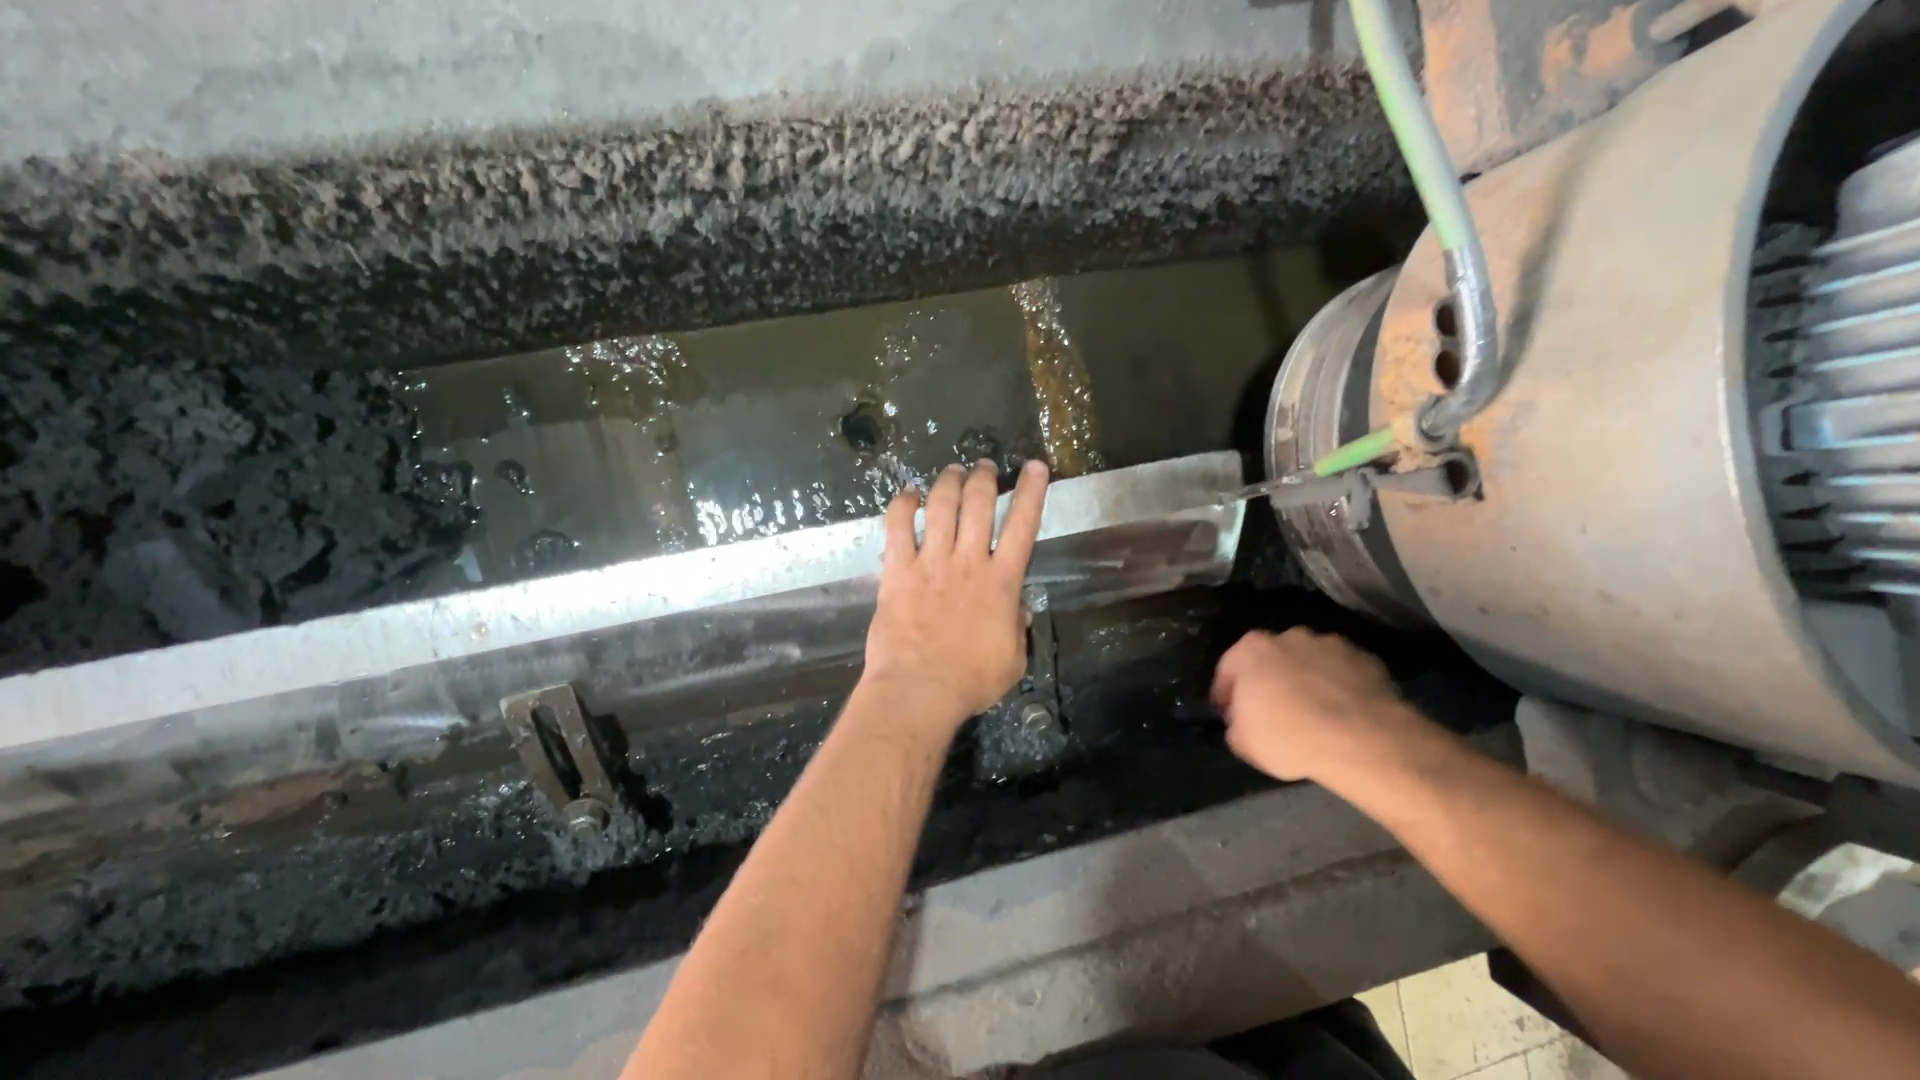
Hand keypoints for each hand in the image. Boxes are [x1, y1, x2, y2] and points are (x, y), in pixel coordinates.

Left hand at [862, 459, 1049, 730]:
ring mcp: (931, 562)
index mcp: (1003, 581)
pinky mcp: (897, 571)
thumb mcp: (1012, 660)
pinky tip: (908, 495)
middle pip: (980, 504)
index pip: (1024, 525)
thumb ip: (1017, 629)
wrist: (920, 689)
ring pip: (941, 506)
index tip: (1035, 466)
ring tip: (952, 470)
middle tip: (984, 466)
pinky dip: (902, 504)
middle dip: (985, 477)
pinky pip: (897, 526)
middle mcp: (969, 561)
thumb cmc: (971, 681)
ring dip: (948, 482)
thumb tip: (1018, 611)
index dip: (1033, 491)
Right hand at [1210, 628, 1433, 784]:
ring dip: (1306, 679)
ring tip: (1313, 711)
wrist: (1361, 740)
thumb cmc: (1290, 738)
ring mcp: (1331, 644)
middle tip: (1272, 711)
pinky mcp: (1365, 658)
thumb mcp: (1244, 743)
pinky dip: (1338, 685)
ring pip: (1310, 661)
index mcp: (1252, 650)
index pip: (1228, 668)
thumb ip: (1236, 725)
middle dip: (1269, 680)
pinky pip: (1342, 672)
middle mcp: (1290, 637)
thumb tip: (1241, 722)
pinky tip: (1342, 712)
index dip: (1226, 692)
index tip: (1229, 712)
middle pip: (1272, 658)